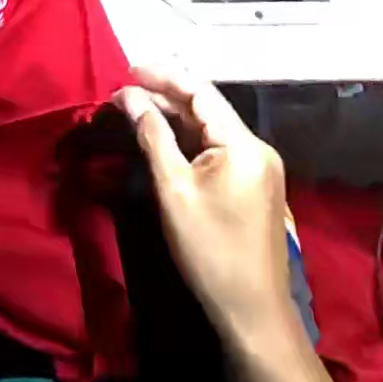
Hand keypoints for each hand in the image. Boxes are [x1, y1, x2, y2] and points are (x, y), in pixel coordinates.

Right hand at [115, 69, 292, 341]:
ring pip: (211, 127)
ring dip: (175, 116)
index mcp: (243, 142)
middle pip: (206, 107)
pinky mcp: (253, 179)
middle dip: (165, 95)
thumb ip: (153, 137)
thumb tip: (130, 98)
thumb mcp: (174, 191)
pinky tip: (164, 134)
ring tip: (136, 106)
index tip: (128, 70)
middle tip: (124, 90)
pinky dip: (189, 138)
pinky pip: (217, 146)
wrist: (253, 311)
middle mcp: (256, 144)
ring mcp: (258, 162)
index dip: (164, 76)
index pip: (201, 92)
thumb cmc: (209, 252)